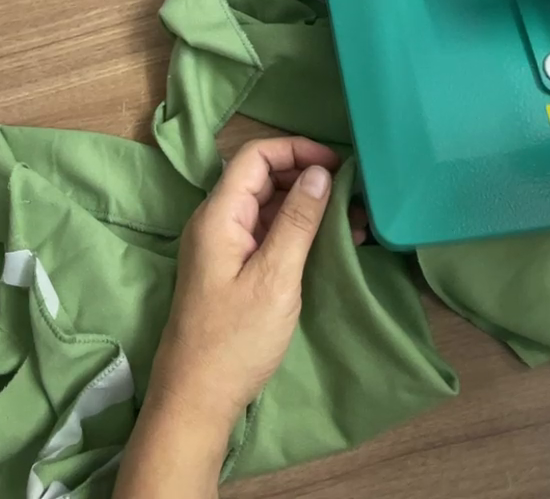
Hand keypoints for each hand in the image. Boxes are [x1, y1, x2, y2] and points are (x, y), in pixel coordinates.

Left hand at [116, 137, 344, 498]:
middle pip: (262, 177)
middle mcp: (217, 220)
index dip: (296, 149)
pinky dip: (298, 230)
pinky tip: (333, 241)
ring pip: (268, 205)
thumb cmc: (235, 339)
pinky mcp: (232, 267)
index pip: (255, 156)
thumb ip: (297, 221)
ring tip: (353, 217)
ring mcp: (223, 244)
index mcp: (219, 214)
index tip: (337, 163)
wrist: (196, 400)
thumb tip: (319, 171)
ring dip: (307, 205)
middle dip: (307, 176)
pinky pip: (267, 232)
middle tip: (353, 191)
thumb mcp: (275, 278)